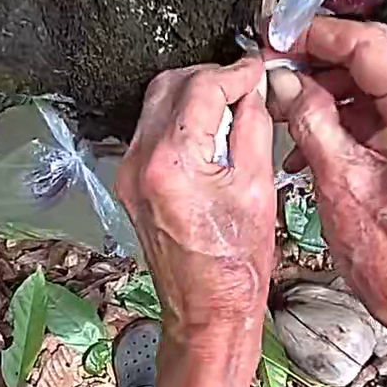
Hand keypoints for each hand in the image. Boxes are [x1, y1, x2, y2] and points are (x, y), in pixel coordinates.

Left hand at [118, 58, 276, 386]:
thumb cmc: (236, 268)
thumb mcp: (257, 189)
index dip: (234, 72)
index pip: (200, 87)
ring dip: (193, 98)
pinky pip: (152, 136)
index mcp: (172, 162)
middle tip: (245, 87)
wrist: (207, 314)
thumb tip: (253, 92)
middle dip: (209, 78)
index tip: (257, 72)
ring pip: (156, 108)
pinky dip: (180, 124)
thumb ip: (253, 128)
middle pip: (169, 87)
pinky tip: (209, 136)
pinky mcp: (131, 189)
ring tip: (231, 110)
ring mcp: (129, 177)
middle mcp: (139, 164)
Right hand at [266, 19, 386, 386]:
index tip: (283, 37)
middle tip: (278, 68)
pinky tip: (307, 141)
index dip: (319, 37)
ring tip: (285, 110)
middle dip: (318, 64)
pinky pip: (372, 115)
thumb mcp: (339, 179)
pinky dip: (338, 121)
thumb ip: (310, 119)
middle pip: (370, 61)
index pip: (368, 46)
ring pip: (368, 87)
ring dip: (324, 95)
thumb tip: (286, 82)